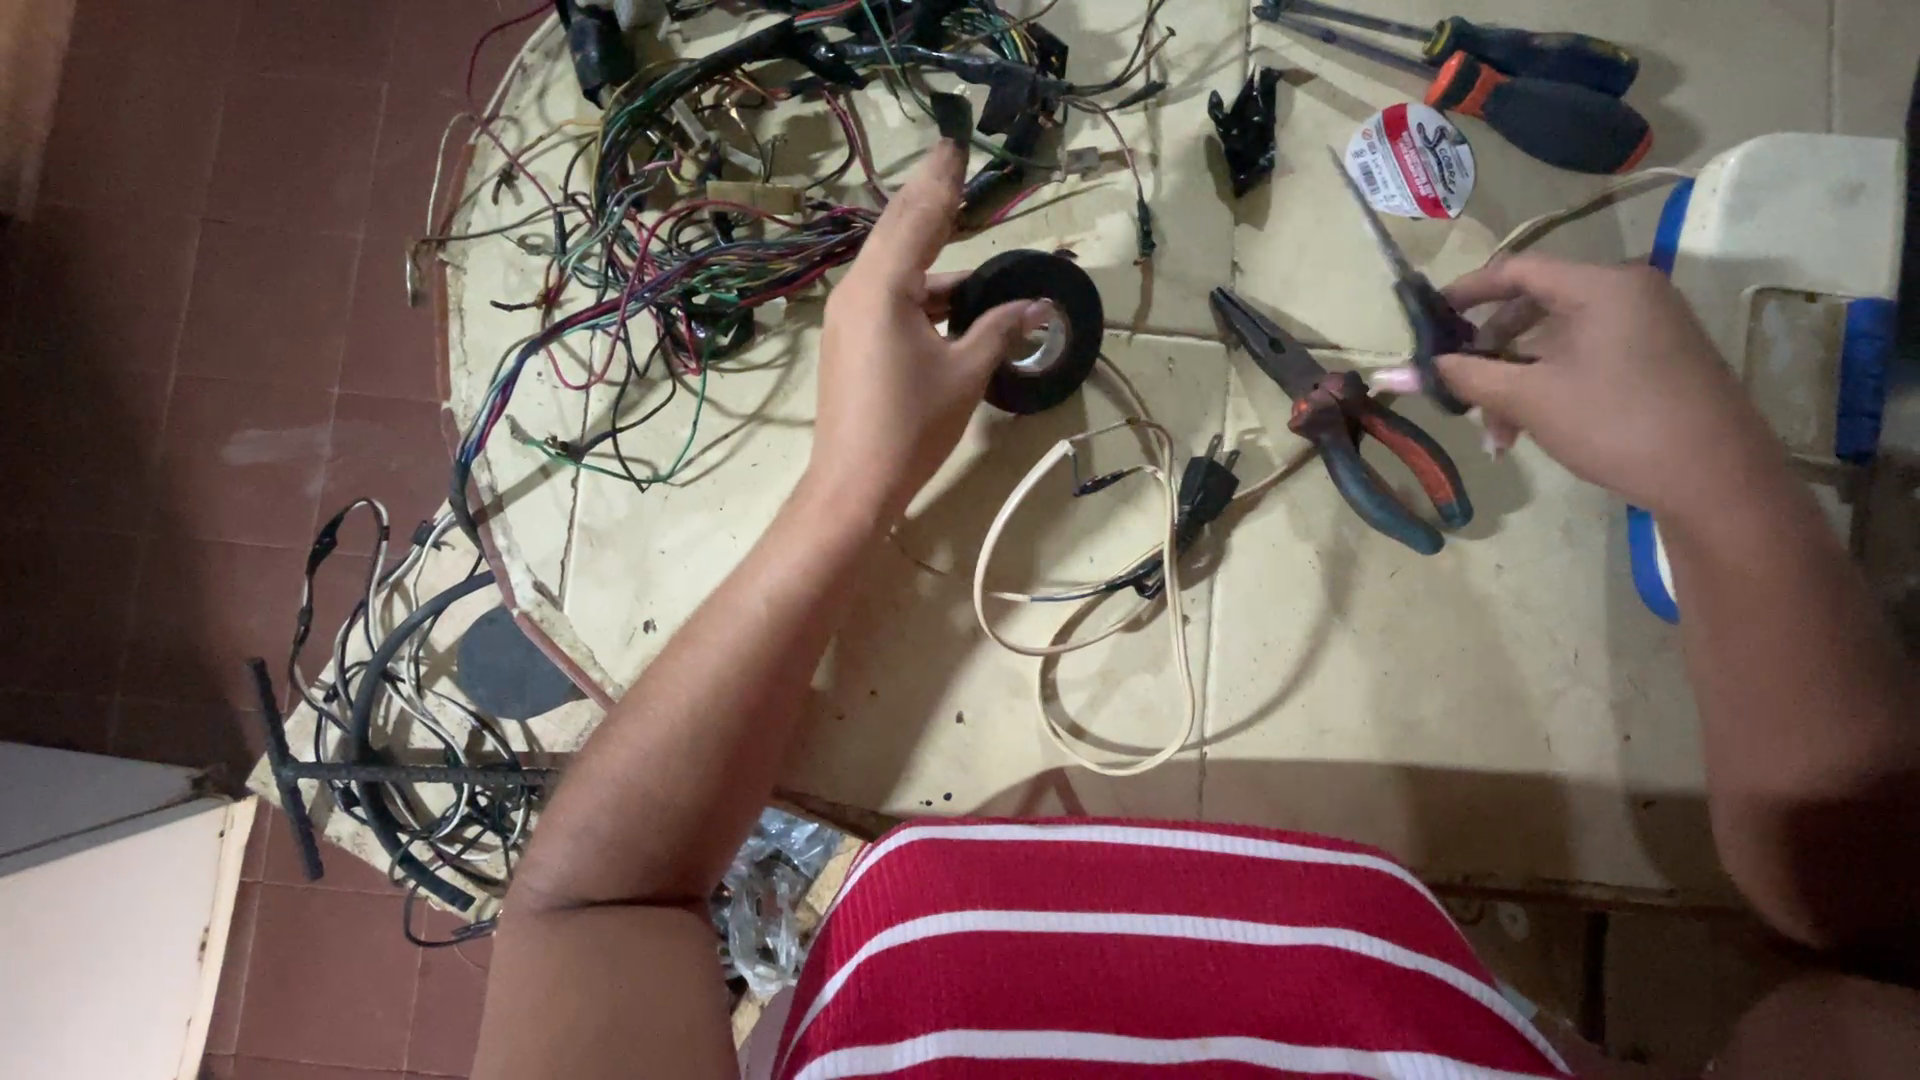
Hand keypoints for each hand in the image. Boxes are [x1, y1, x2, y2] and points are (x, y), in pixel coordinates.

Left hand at [808, 140, 1050, 520]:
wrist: (854, 484)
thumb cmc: (912, 427)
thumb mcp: (964, 375)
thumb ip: (999, 331)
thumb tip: (1037, 307)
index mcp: (883, 288)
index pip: (919, 218)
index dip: (942, 182)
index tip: (953, 145)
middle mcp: (857, 291)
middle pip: (896, 232)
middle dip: (928, 200)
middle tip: (950, 165)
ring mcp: (846, 317)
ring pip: (891, 268)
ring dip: (927, 251)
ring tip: (960, 229)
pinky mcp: (848, 341)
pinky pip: (885, 297)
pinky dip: (917, 287)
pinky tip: (945, 295)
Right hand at [1418, 255, 1782, 517]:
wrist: (1714, 477)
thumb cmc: (1615, 422)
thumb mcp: (1527, 398)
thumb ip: (1461, 378)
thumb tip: (1394, 374)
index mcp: (1602, 286)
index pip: (1517, 269)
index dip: (1465, 292)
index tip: (1425, 319)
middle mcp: (1627, 293)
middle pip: (1533, 306)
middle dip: (1487, 350)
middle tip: (1455, 383)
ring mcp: (1645, 325)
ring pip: (1553, 341)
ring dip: (1512, 380)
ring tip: (1494, 431)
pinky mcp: (1652, 357)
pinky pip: (1580, 357)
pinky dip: (1545, 386)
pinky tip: (1524, 429)